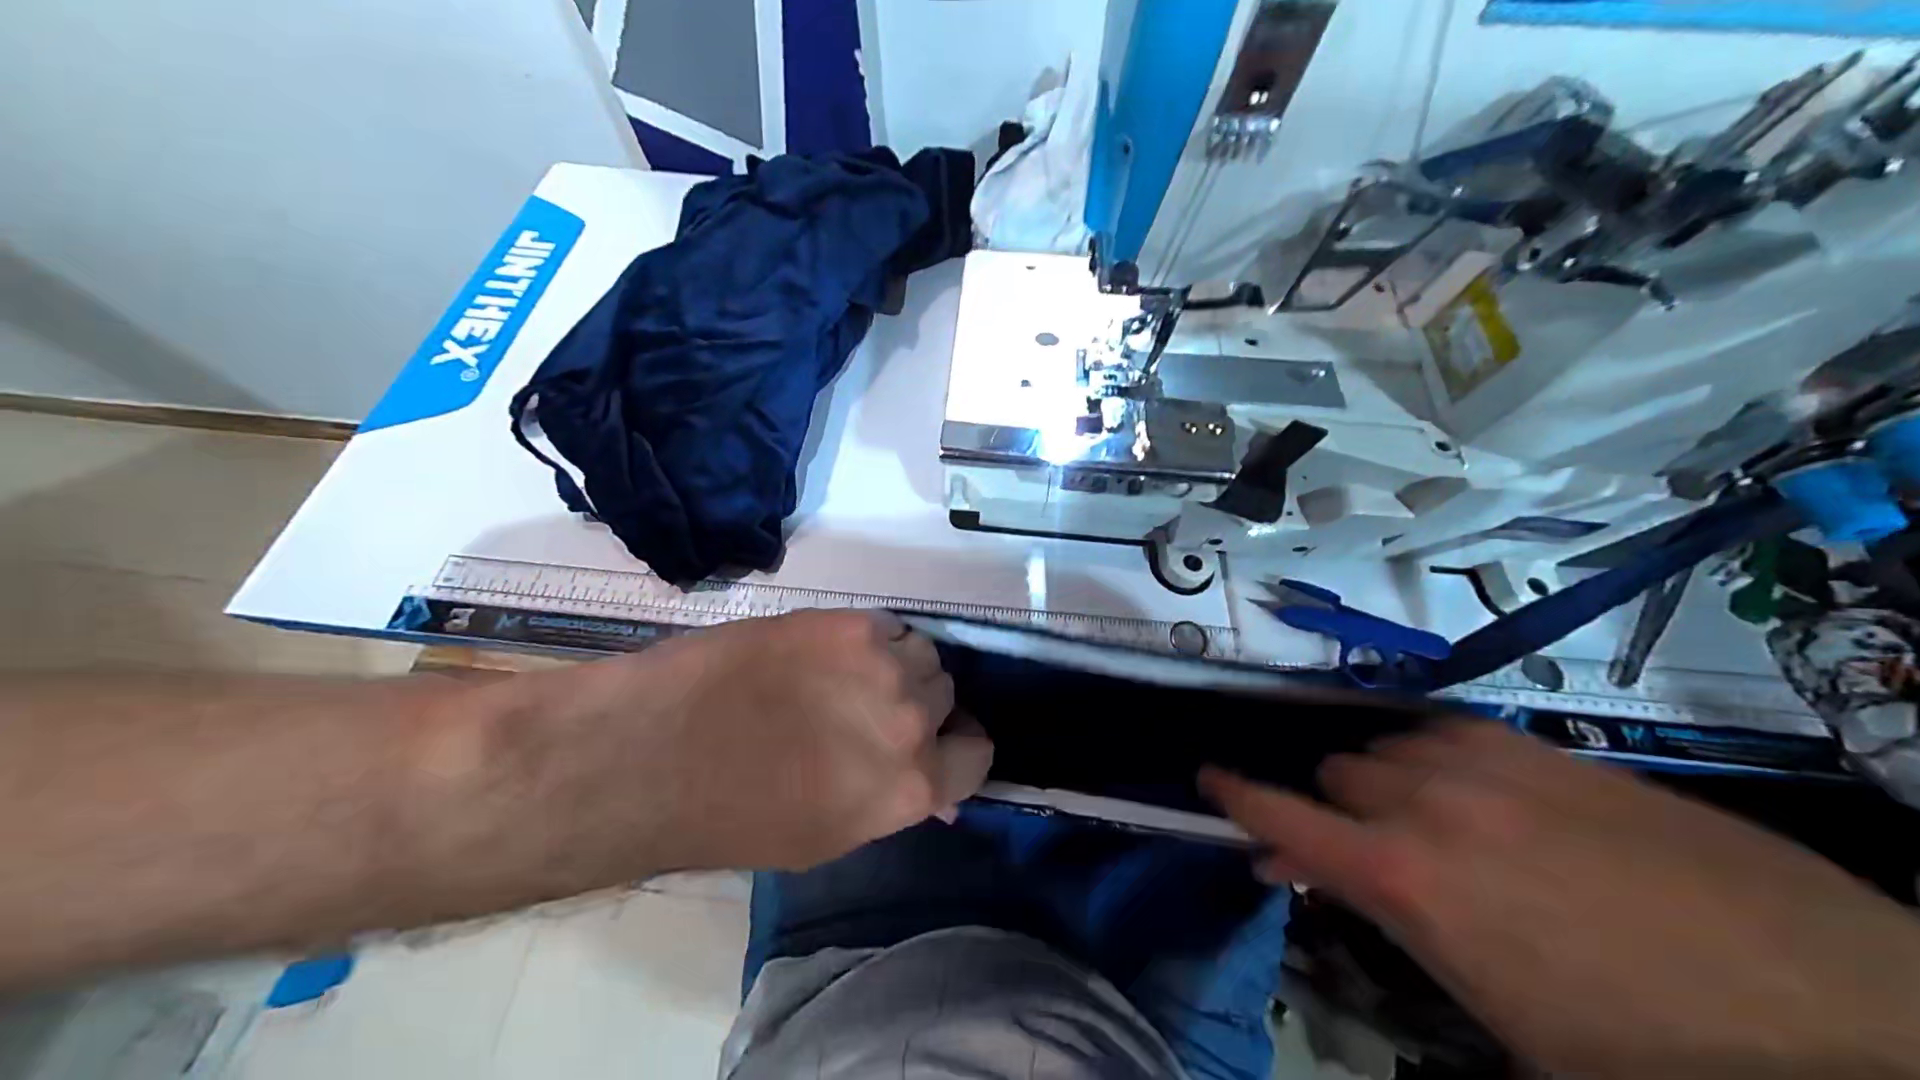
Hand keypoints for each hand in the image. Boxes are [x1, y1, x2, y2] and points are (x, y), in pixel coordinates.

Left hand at [506, 609, 991, 876]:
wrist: (655, 753)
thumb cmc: (734, 816)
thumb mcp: (830, 835)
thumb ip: (893, 801)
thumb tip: (937, 790)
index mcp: (913, 786)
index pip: (978, 754)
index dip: (956, 749)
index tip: (935, 744)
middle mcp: (913, 721)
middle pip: (947, 694)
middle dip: (919, 705)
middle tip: (868, 711)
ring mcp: (881, 664)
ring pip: (921, 652)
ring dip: (895, 666)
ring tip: (846, 677)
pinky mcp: (845, 623)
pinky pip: (885, 626)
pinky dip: (867, 639)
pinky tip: (825, 654)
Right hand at [1201, 721, 1919, 1078]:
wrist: (1839, 1017)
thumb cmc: (1640, 1046)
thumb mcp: (1487, 1010)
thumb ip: (1391, 922)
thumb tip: (1326, 877)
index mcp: (1403, 876)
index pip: (1280, 815)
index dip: (1234, 795)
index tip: (1206, 777)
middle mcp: (1427, 801)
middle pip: (1334, 776)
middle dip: (1333, 812)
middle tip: (1355, 851)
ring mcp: (1488, 763)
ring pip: (1386, 747)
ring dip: (1383, 783)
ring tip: (1425, 825)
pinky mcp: (1546, 748)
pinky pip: (1447, 731)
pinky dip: (1435, 756)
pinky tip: (1475, 791)